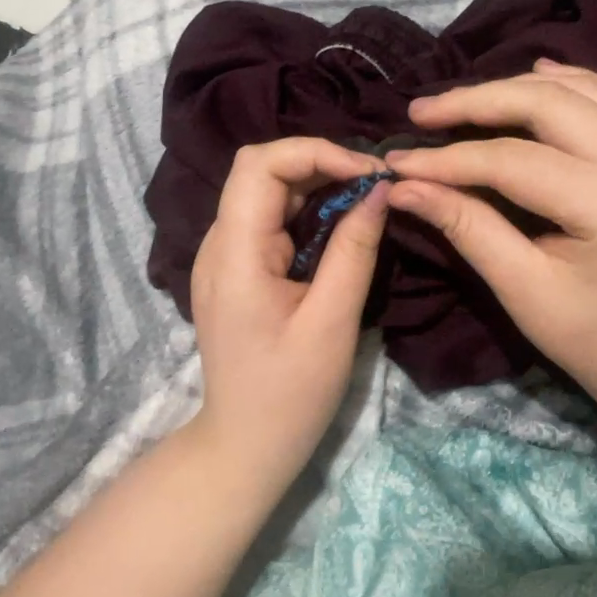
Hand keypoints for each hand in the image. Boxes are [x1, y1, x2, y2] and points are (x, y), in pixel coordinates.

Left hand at [187, 137, 389, 482]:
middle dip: (318, 164)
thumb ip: (354, 250)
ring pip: (263, 193)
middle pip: (259, 171)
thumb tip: (379, 189)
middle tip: (373, 184)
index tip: (368, 173)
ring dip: (314, 186)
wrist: (246, 444)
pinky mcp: (233, 272)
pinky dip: (304, 212)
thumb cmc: (291, 393)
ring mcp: (220, 259)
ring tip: (364, 200)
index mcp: (234, 255)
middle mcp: (217, 245)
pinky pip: (266, 222)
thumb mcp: (332, 322)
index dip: (314, 152)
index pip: (259, 164)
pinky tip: (338, 227)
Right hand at [385, 60, 596, 422]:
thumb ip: (467, 229)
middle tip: (422, 112)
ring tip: (462, 100)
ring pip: (581, 89)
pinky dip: (568, 84)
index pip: (513, 161)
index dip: (448, 158)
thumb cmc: (593, 340)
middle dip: (477, 101)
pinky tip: (535, 76)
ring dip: (516, 87)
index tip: (398, 162)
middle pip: (548, 103)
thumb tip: (403, 187)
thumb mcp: (523, 291)